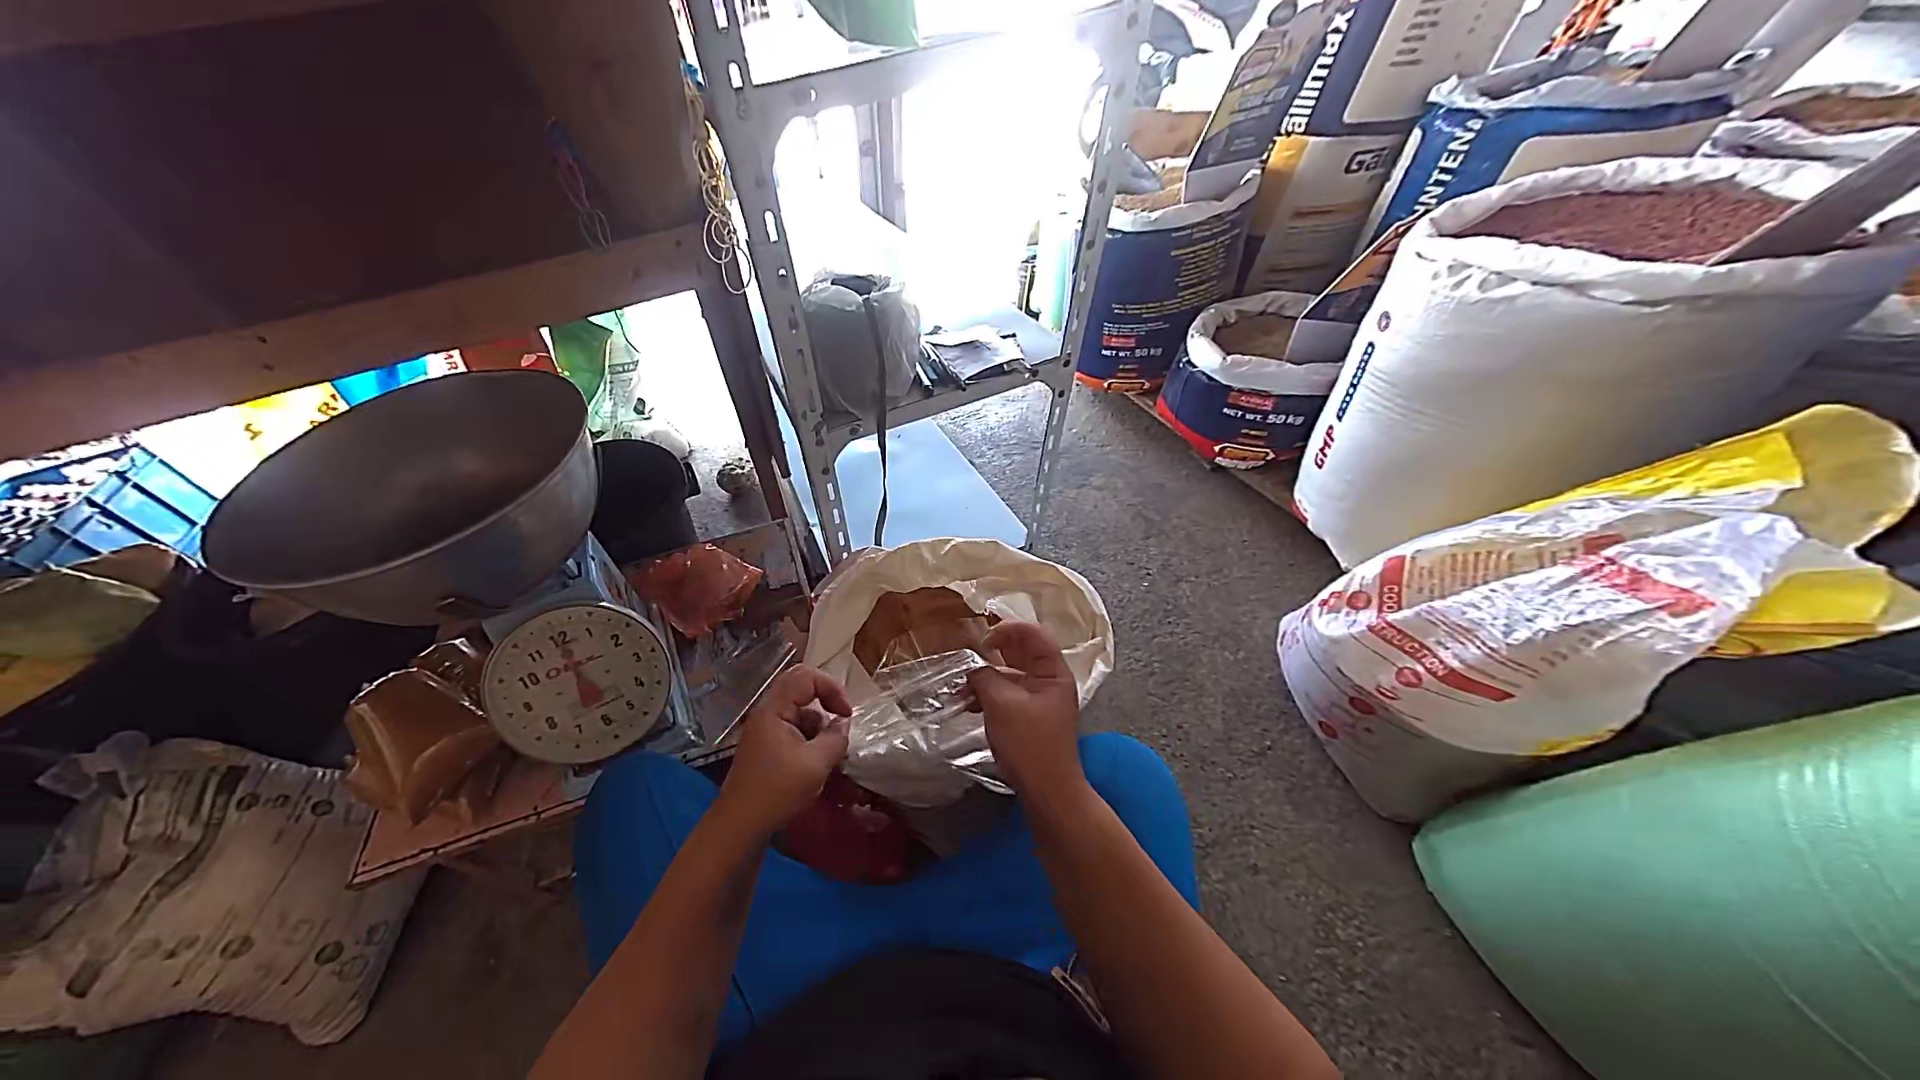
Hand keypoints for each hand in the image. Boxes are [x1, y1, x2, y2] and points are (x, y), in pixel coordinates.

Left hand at [717, 666, 852, 834]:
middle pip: (802, 693)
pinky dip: (811, 743)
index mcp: (774, 711)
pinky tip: (818, 766)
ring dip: (820, 729)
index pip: (805, 677)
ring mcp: (766, 733)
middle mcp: (767, 715)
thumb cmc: (777, 791)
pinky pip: (794, 733)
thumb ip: (836, 737)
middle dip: (827, 707)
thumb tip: (844, 723)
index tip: (846, 714)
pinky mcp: (767, 750)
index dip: (831, 688)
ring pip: (801, 715)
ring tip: (832, 756)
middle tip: (842, 728)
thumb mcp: (816, 763)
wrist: (740, 827)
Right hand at [968, 621, 1085, 801]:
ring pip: (1010, 676)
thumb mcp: (1002, 705)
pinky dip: (988, 695)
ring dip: (986, 678)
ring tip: (962, 688)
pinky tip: (969, 704)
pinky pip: (1007, 696)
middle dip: (993, 653)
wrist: (1047, 792)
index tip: (982, 640)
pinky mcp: (1028, 718)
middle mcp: (1049, 682)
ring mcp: (1040, 701)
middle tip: (968, 658)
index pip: (1034, 635)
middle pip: (1021, 654)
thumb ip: (985, 678)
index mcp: (1053, 673)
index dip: (1008, 630)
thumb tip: (973, 669)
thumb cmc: (1030, 745)